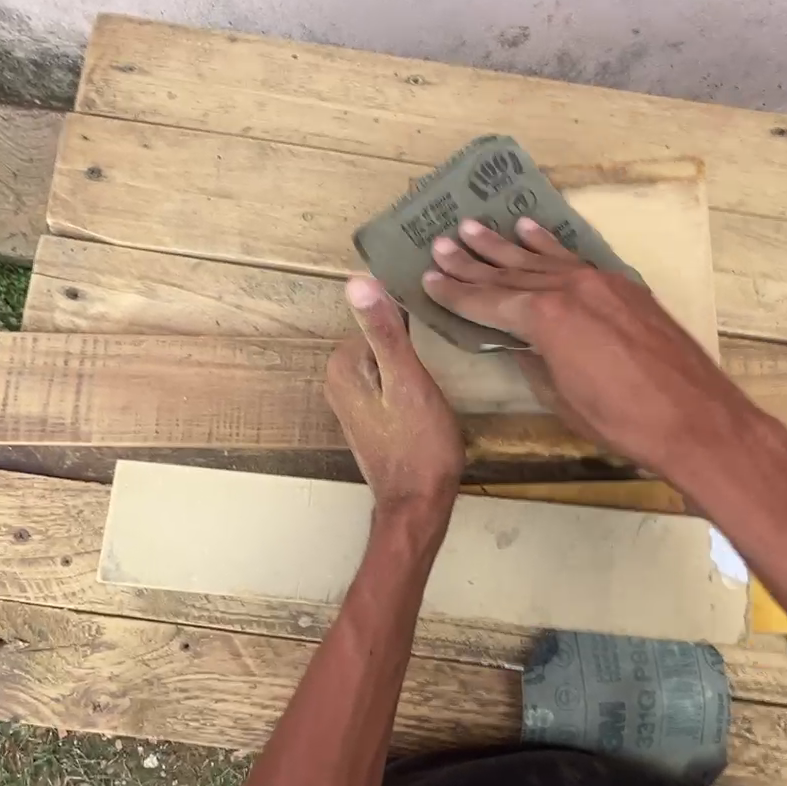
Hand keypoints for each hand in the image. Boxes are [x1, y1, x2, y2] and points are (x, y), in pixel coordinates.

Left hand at [325, 276, 464, 511]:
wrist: (418, 504)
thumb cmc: (420, 444)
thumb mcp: (408, 381)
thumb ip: (384, 331)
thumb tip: (356, 281)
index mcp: (343, 364)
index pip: (380, 316)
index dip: (414, 318)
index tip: (441, 322)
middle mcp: (338, 378)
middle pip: (382, 337)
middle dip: (413, 339)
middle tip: (449, 345)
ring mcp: (351, 398)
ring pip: (387, 359)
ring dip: (413, 359)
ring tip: (445, 364)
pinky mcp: (368, 414)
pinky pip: (388, 380)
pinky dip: (408, 379)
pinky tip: (430, 390)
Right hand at [421, 216, 781, 476]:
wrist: (696, 418)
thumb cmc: (622, 421)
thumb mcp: (562, 398)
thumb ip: (534, 362)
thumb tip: (519, 344)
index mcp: (545, 319)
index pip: (487, 303)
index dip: (454, 294)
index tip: (427, 279)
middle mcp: (568, 290)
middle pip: (508, 274)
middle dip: (470, 262)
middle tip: (440, 244)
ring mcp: (598, 283)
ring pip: (539, 259)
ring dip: (503, 245)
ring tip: (472, 227)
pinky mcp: (622, 287)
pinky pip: (574, 259)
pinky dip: (549, 244)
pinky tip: (529, 229)